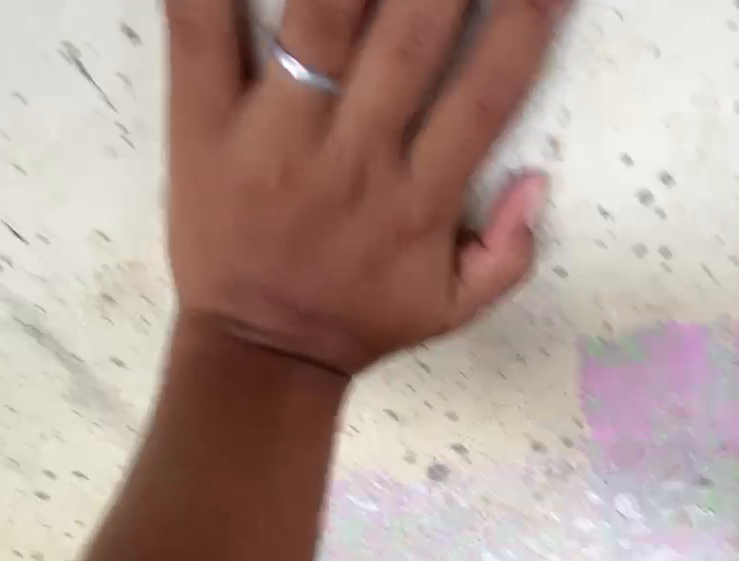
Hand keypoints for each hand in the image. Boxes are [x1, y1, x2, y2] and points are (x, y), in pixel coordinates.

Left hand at [163, 0, 565, 376]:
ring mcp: (276, 137)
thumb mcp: (452, 312)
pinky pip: (200, 27)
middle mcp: (356, 159)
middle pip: (409, 38)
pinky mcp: (202, 123)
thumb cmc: (362, 323)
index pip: (486, 97)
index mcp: (419, 203)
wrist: (263, 349)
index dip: (524, 26)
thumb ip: (507, 258)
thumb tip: (538, 183)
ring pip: (318, 17)